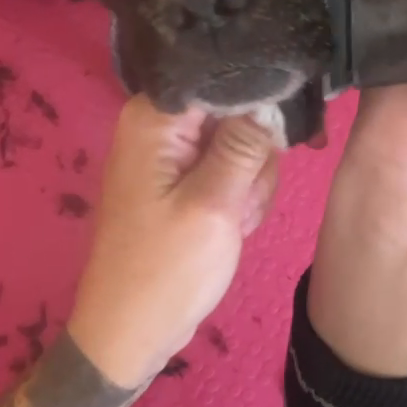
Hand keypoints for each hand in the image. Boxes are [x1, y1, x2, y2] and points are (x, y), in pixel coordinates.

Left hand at [0, 98, 278, 406]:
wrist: (129, 330)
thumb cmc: (166, 269)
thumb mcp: (215, 205)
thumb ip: (245, 145)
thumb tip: (270, 96)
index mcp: (153, 117)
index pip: (219, 76)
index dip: (257, 100)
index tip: (277, 138)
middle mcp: (155, 124)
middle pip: (233, 109)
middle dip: (253, 154)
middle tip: (241, 200)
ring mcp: (166, 152)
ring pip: (237, 142)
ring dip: (249, 182)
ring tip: (232, 220)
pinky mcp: (177, 178)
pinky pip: (224, 168)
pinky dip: (236, 195)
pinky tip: (229, 225)